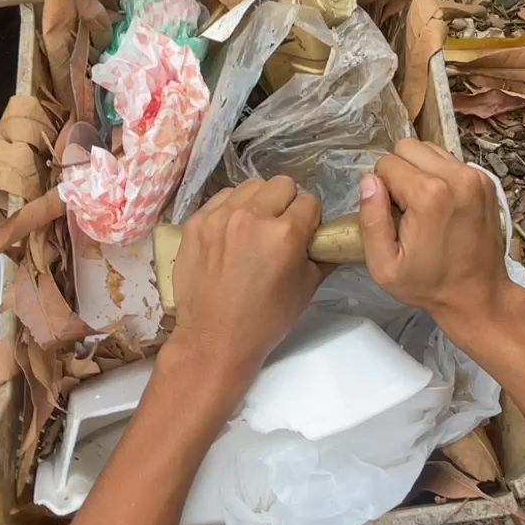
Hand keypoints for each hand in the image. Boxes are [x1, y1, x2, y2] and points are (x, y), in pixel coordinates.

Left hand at [166, 176, 330, 378]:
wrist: (214, 339)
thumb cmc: (265, 320)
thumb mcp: (306, 289)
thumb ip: (322, 255)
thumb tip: (328, 238)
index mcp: (284, 233)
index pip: (310, 202)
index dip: (310, 219)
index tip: (303, 236)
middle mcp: (251, 216)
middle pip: (282, 185)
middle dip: (287, 204)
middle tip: (280, 230)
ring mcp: (219, 217)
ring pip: (251, 186)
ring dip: (259, 202)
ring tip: (254, 229)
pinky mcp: (196, 222)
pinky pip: (222, 198)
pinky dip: (232, 210)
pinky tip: (231, 234)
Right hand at [358, 139, 524, 331]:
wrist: (479, 294)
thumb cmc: (429, 284)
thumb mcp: (384, 266)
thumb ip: (371, 220)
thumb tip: (368, 181)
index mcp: (429, 196)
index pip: (386, 164)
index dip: (380, 188)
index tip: (392, 215)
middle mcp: (456, 177)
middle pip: (407, 147)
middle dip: (399, 172)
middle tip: (404, 206)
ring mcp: (475, 176)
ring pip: (429, 149)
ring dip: (419, 170)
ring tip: (423, 204)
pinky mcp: (485, 180)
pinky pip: (449, 160)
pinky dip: (439, 174)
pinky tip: (441, 204)